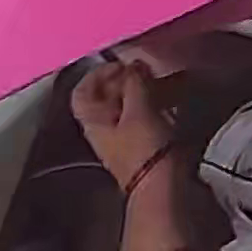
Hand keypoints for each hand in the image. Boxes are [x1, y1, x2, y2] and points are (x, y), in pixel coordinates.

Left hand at [72, 61, 172, 186]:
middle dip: (122, 79)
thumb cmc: (145, 147)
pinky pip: (143, 117)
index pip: (82, 92)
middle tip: (143, 68)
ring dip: (140, 90)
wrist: (164, 187)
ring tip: (159, 79)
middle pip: (105, 97)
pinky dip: (153, 103)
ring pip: (126, 106)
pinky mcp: (145, 145)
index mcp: (94, 121)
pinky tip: (169, 98)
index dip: (97, 74)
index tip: (119, 63)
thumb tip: (133, 64)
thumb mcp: (139, 109)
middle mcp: (104, 130)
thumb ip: (134, 83)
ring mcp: (124, 139)